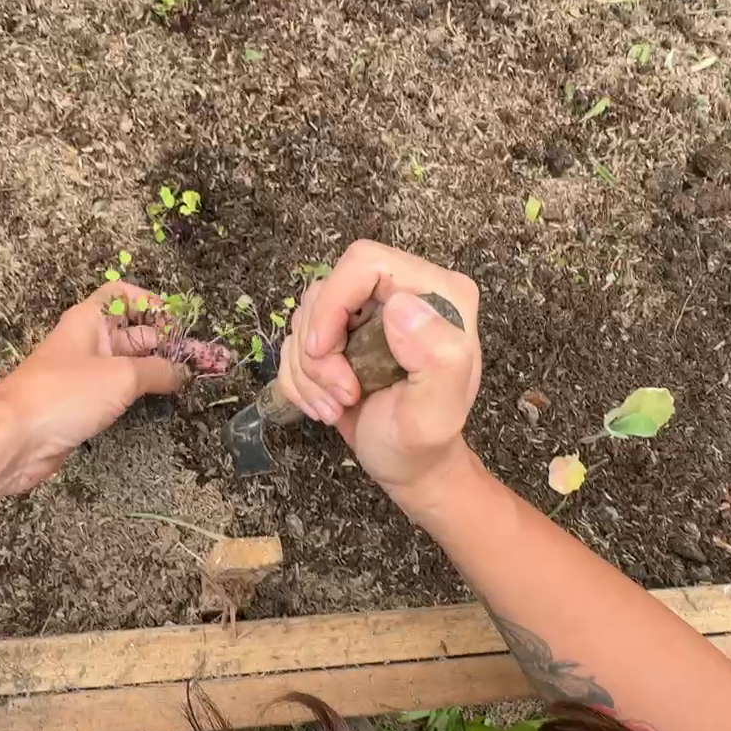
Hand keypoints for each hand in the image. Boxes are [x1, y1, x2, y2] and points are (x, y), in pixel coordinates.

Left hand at [0, 282, 188, 492]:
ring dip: (155, 369)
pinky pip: (118, 390)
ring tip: (187, 380)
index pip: (122, 295)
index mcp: (90, 320)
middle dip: (164, 341)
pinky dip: (139, 392)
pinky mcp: (83, 404)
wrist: (15, 438)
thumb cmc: (64, 394)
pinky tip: (160, 400)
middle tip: (198, 359)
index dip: (151, 303)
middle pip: (132, 331)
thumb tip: (182, 372)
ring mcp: (85, 375)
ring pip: (127, 364)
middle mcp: (87, 342)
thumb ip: (158, 371)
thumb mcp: (121, 375)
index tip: (178, 323)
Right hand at [277, 240, 481, 496]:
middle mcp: (400, 293)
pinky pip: (293, 343)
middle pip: (325, 292)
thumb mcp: (437, 411)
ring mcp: (367, 314)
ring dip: (307, 372)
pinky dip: (298, 380)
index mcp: (436, 294)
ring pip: (303, 320)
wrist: (409, 467)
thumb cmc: (424, 443)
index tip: (323, 352)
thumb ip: (436, 357)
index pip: (364, 263)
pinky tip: (324, 406)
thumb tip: (400, 305)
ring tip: (335, 405)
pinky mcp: (340, 336)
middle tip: (341, 395)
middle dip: (318, 352)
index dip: (332, 304)